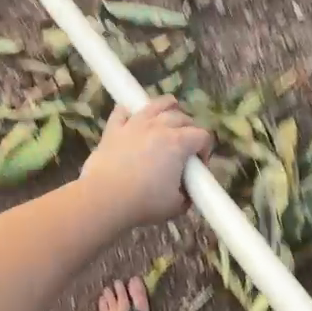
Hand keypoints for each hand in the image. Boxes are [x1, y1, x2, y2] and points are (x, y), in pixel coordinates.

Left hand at [80, 97, 212, 227]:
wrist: (105, 198)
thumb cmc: (145, 202)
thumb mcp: (176, 205)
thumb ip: (186, 195)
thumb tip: (186, 192)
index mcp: (179, 143)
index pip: (203, 136)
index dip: (205, 149)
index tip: (199, 165)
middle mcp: (159, 127)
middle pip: (182, 117)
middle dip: (189, 129)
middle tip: (186, 146)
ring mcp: (135, 125)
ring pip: (155, 105)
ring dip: (167, 106)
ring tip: (171, 109)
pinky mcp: (113, 130)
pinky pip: (122, 111)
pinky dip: (129, 111)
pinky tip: (132, 116)